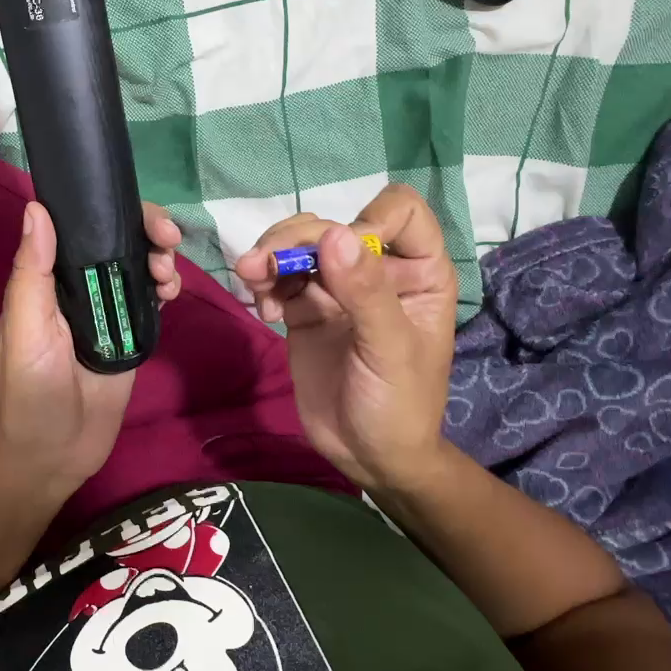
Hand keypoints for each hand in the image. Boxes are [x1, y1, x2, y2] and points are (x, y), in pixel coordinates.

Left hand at [0, 200, 182, 497]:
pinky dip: (164, 288)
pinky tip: (171, 293)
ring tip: (167, 276)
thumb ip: (32, 273)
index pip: (79, 230)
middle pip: (116, 243)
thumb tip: (36, 208)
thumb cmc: (29, 392)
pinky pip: (149, 302)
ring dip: (159, 259)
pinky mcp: (130, 338)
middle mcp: (76, 290)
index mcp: (46, 282)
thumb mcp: (24, 330)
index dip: (109, 212)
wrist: (55, 456)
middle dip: (146, 232)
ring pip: (137, 268)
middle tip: (168, 240)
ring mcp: (106, 313)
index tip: (137, 211)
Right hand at [234, 184, 459, 492]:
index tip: (339, 253)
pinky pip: (279, 278)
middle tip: (264, 266)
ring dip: (271, 255)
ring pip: (301, 245)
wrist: (367, 457)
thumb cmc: (400, 405)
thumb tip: (334, 235)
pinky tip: (263, 309)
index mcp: (418, 273)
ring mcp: (337, 289)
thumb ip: (365, 293)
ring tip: (251, 280)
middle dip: (297, 239)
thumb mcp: (390, 351)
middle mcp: (377, 271)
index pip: (400, 213)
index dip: (369, 219)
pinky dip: (263, 282)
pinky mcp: (305, 309)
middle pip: (334, 225)